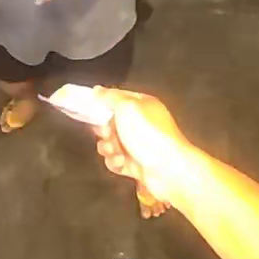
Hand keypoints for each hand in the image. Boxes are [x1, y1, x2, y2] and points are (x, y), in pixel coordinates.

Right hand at [92, 89, 195, 217]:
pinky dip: (116, 163)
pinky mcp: (137, 164)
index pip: (117, 98)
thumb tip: (97, 89)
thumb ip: (110, 97)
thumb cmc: (149, 134)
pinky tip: (122, 163)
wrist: (168, 169)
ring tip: (117, 151)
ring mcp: (139, 144)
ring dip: (109, 148)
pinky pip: (116, 161)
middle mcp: (141, 123)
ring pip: (111, 143)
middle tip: (108, 133)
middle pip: (111, 123)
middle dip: (104, 130)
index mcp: (141, 105)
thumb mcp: (127, 107)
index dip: (103, 104)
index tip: (90, 110)